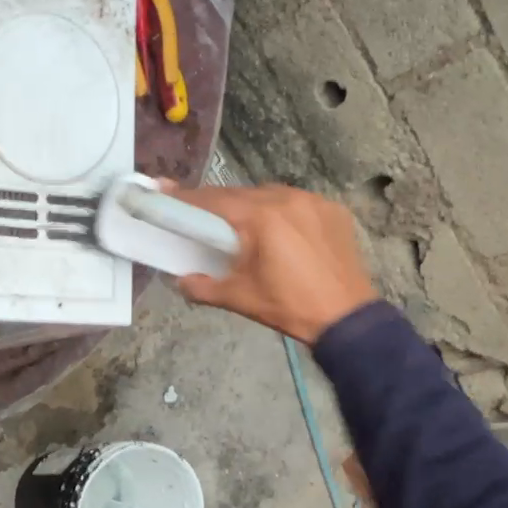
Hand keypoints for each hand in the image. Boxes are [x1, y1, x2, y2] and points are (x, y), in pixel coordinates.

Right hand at [167, 184, 378, 344]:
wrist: (343, 316)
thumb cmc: (286, 307)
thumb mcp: (237, 299)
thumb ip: (202, 287)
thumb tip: (181, 281)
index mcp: (262, 218)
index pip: (214, 201)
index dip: (186, 197)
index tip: (164, 190)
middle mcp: (288, 199)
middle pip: (242, 194)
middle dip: (217, 204)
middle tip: (198, 215)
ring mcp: (314, 202)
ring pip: (270, 196)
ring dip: (250, 207)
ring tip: (240, 228)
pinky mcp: (333, 210)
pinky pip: (296, 204)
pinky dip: (279, 213)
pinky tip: (275, 233)